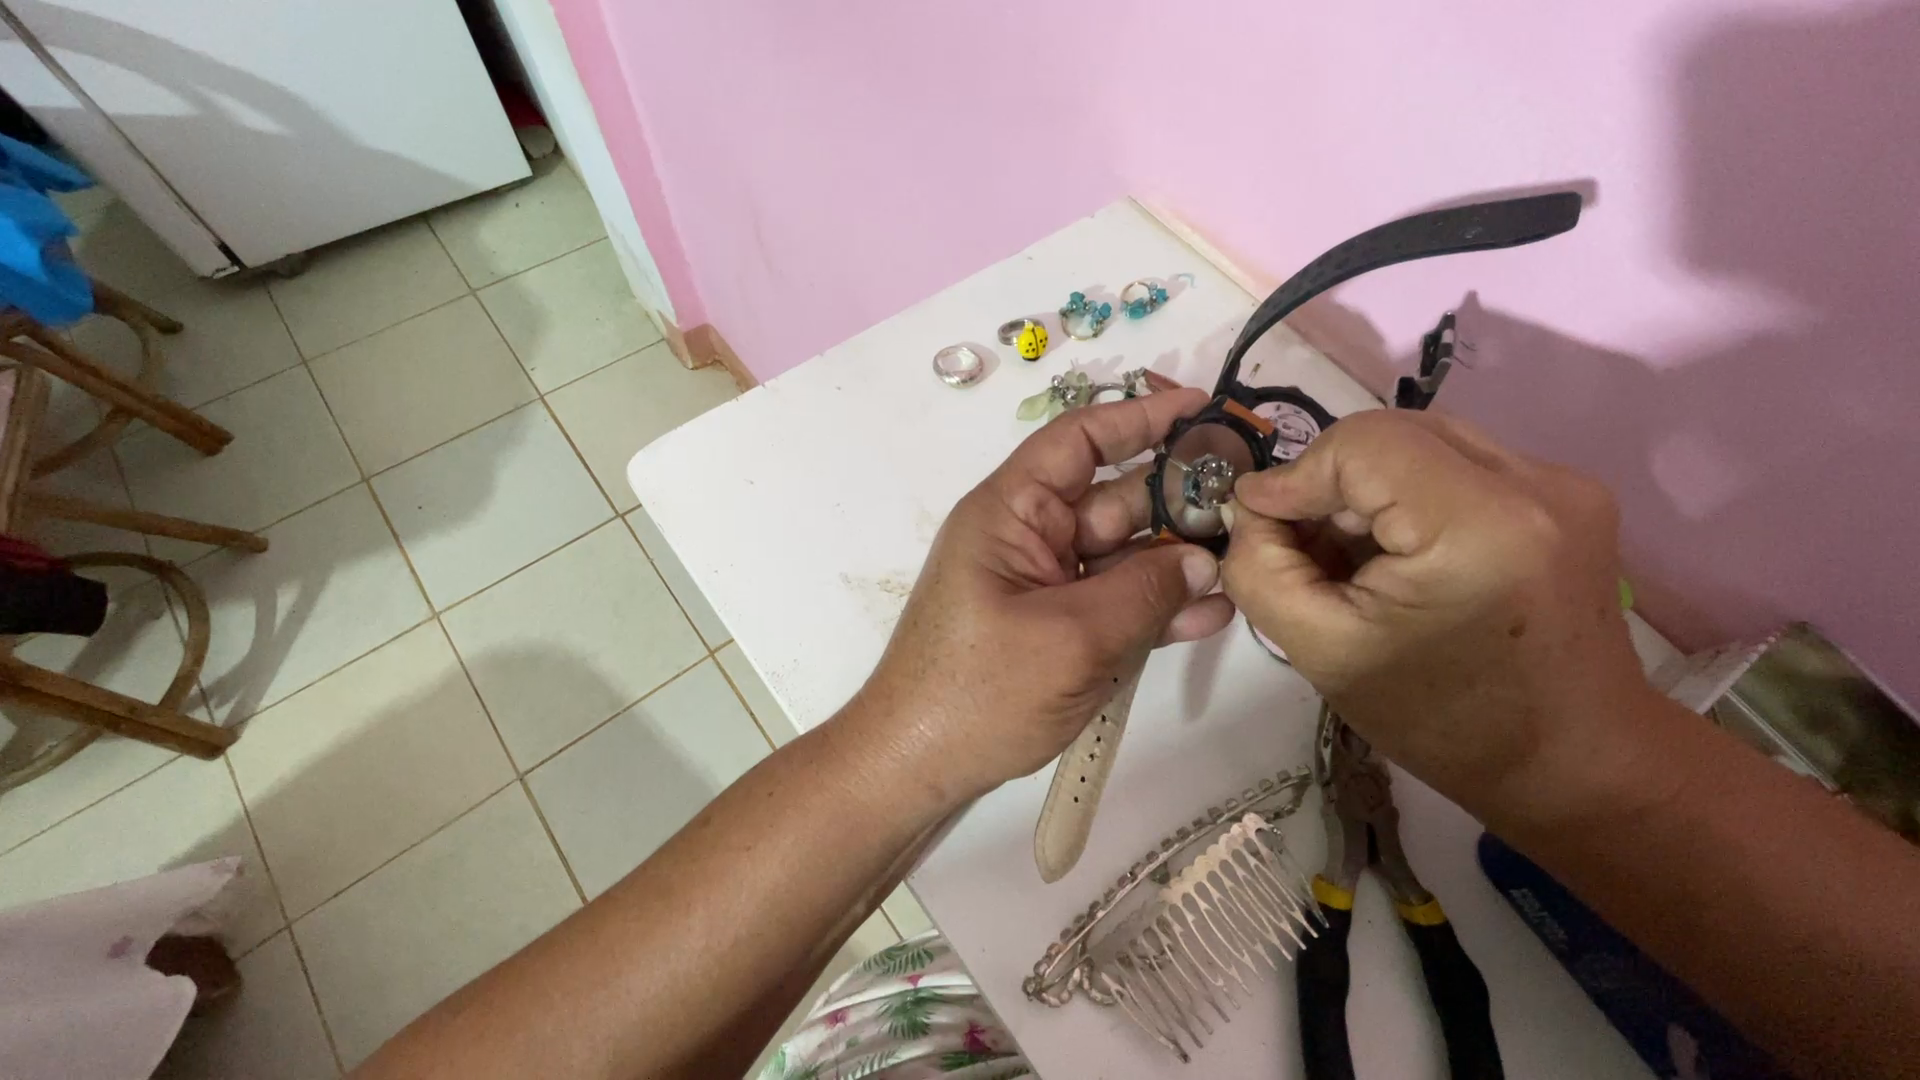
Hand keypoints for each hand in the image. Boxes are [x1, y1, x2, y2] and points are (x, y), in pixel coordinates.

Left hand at [851, 389, 1234, 803]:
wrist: (919, 765)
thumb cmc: (980, 690)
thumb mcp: (1072, 637)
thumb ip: (1145, 593)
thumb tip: (1204, 560)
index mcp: (1012, 512)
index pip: (1078, 441)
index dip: (1139, 418)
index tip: (1201, 408)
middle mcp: (1029, 537)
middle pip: (1114, 500)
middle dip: (1178, 502)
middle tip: (1251, 504)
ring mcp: (1045, 585)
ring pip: (1122, 556)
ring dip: (1178, 562)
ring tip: (1246, 561)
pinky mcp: (1057, 628)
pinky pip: (1113, 603)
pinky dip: (1156, 608)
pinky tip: (1213, 614)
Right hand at [1219, 410, 1653, 811]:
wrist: (1568, 760)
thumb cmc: (1439, 719)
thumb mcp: (1318, 651)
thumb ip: (1259, 567)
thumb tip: (1252, 504)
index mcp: (1479, 527)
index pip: (1361, 444)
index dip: (1297, 476)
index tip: (1263, 524)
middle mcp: (1535, 484)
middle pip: (1390, 432)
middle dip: (1327, 482)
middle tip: (1304, 544)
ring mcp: (1560, 483)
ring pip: (1418, 442)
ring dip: (1362, 487)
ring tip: (1350, 554)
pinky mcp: (1563, 494)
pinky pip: (1452, 464)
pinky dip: (1402, 495)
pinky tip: (1396, 552)